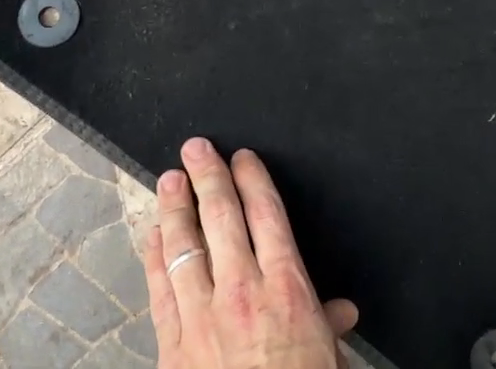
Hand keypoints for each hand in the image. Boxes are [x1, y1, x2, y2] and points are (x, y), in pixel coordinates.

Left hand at [142, 138, 357, 368]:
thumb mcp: (326, 357)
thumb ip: (329, 326)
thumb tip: (342, 312)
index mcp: (286, 285)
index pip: (266, 214)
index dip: (251, 179)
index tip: (242, 157)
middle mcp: (242, 289)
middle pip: (222, 217)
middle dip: (208, 177)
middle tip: (196, 147)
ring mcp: (202, 314)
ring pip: (185, 245)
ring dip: (176, 208)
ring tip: (170, 179)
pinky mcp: (172, 344)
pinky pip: (160, 289)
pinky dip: (155, 257)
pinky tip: (153, 235)